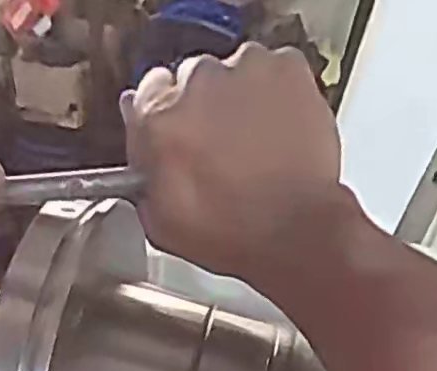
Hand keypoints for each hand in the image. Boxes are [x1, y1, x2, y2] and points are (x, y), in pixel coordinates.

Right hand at [121, 44, 355, 284]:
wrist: (294, 231)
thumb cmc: (233, 235)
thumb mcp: (163, 226)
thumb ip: (143, 182)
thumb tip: (142, 159)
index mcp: (158, 124)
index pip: (144, 99)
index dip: (162, 124)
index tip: (175, 141)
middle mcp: (196, 85)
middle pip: (190, 83)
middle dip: (201, 113)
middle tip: (219, 156)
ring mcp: (244, 71)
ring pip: (232, 76)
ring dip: (238, 104)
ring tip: (251, 151)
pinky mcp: (286, 69)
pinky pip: (272, 73)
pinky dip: (274, 98)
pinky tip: (275, 136)